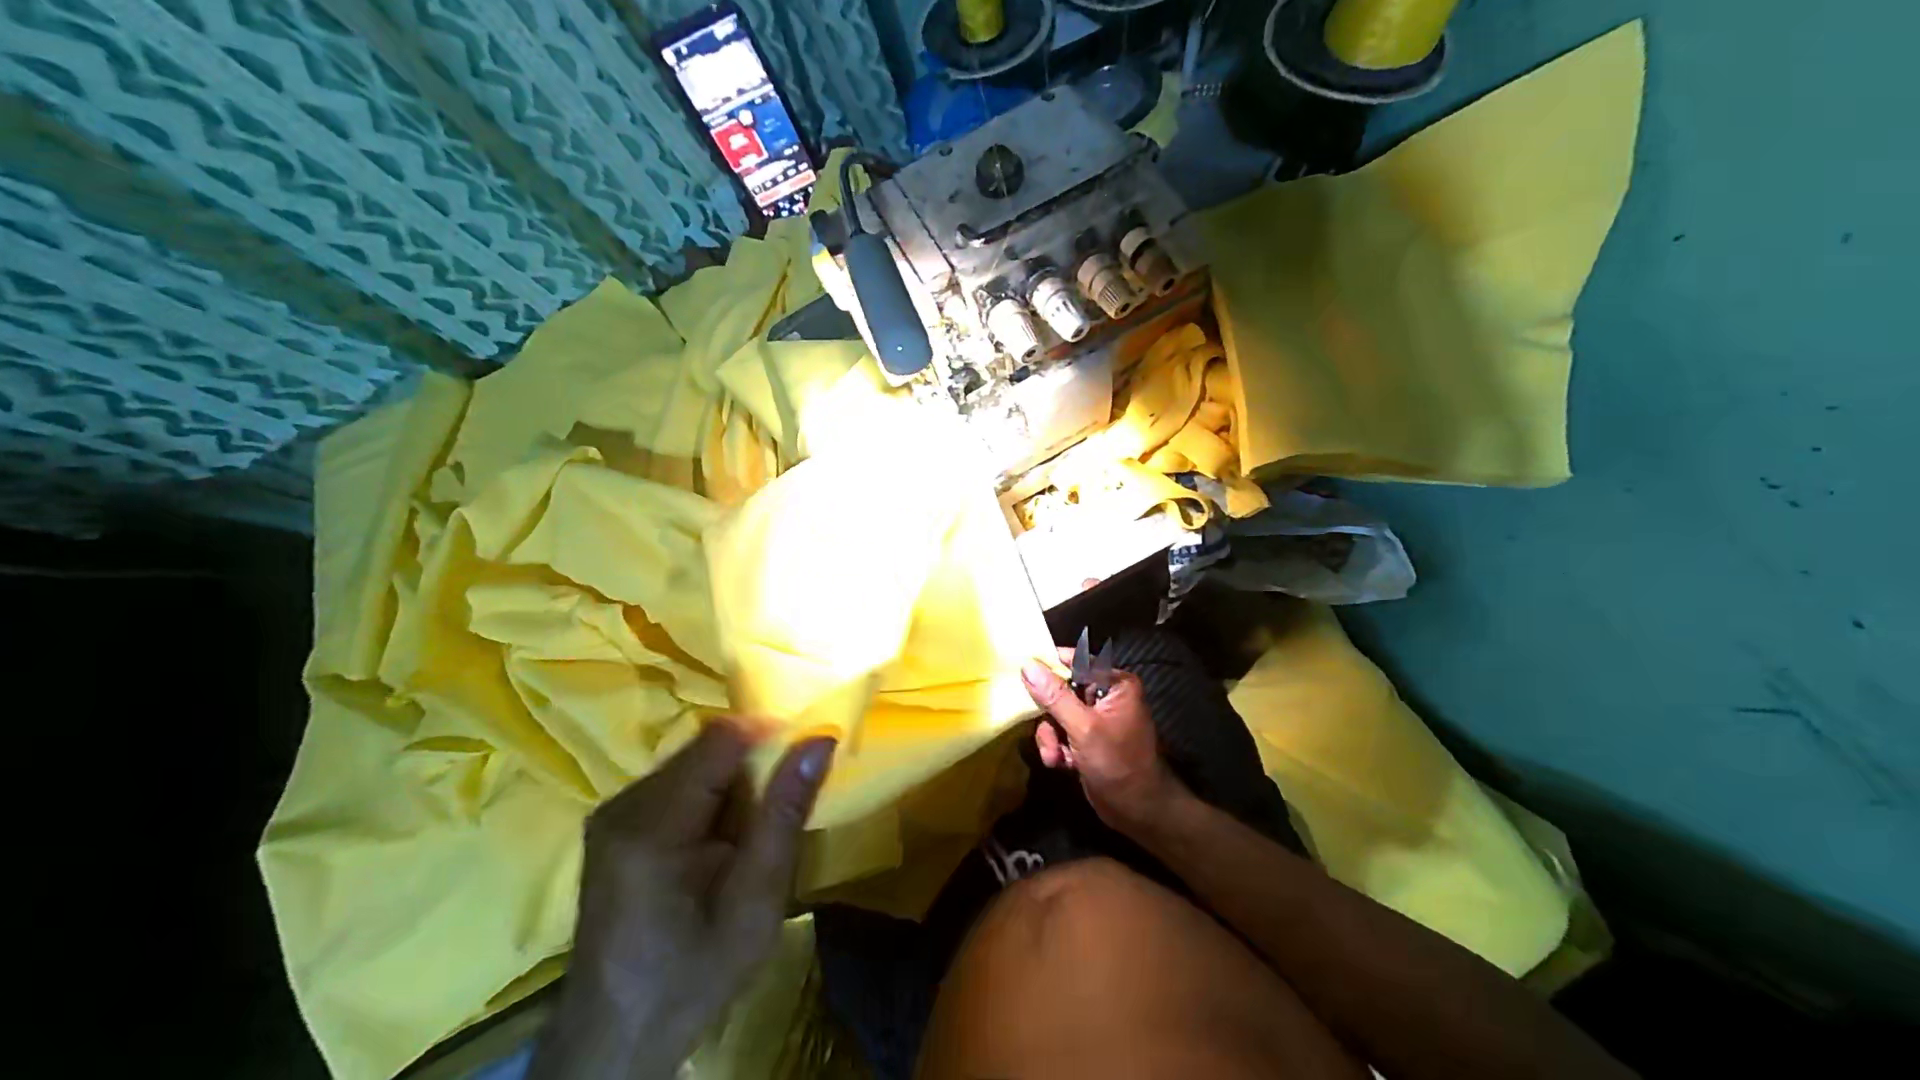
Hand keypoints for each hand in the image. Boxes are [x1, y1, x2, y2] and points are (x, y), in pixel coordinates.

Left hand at [530, 721, 835, 1079]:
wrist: (616, 1037)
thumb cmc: (694, 975)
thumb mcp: (756, 903)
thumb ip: (785, 815)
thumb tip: (819, 740)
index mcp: (651, 825)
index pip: (720, 739)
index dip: (768, 737)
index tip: (803, 763)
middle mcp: (622, 805)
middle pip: (704, 749)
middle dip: (751, 768)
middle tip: (778, 814)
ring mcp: (611, 813)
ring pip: (691, 763)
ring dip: (731, 785)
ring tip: (748, 837)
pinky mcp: (612, 825)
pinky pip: (674, 785)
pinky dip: (708, 800)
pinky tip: (716, 845)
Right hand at [1021, 654, 1183, 832]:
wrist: (1137, 811)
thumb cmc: (1117, 763)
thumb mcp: (1083, 728)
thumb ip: (1055, 696)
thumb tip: (1028, 665)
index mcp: (1114, 683)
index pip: (1075, 661)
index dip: (1050, 667)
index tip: (1024, 675)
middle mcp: (1106, 696)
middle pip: (1060, 690)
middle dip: (1050, 716)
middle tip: (1047, 733)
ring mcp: (1095, 719)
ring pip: (1056, 715)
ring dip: (1051, 737)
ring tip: (1056, 756)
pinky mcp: (1087, 740)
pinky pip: (1060, 733)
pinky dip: (1057, 749)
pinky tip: (1062, 764)